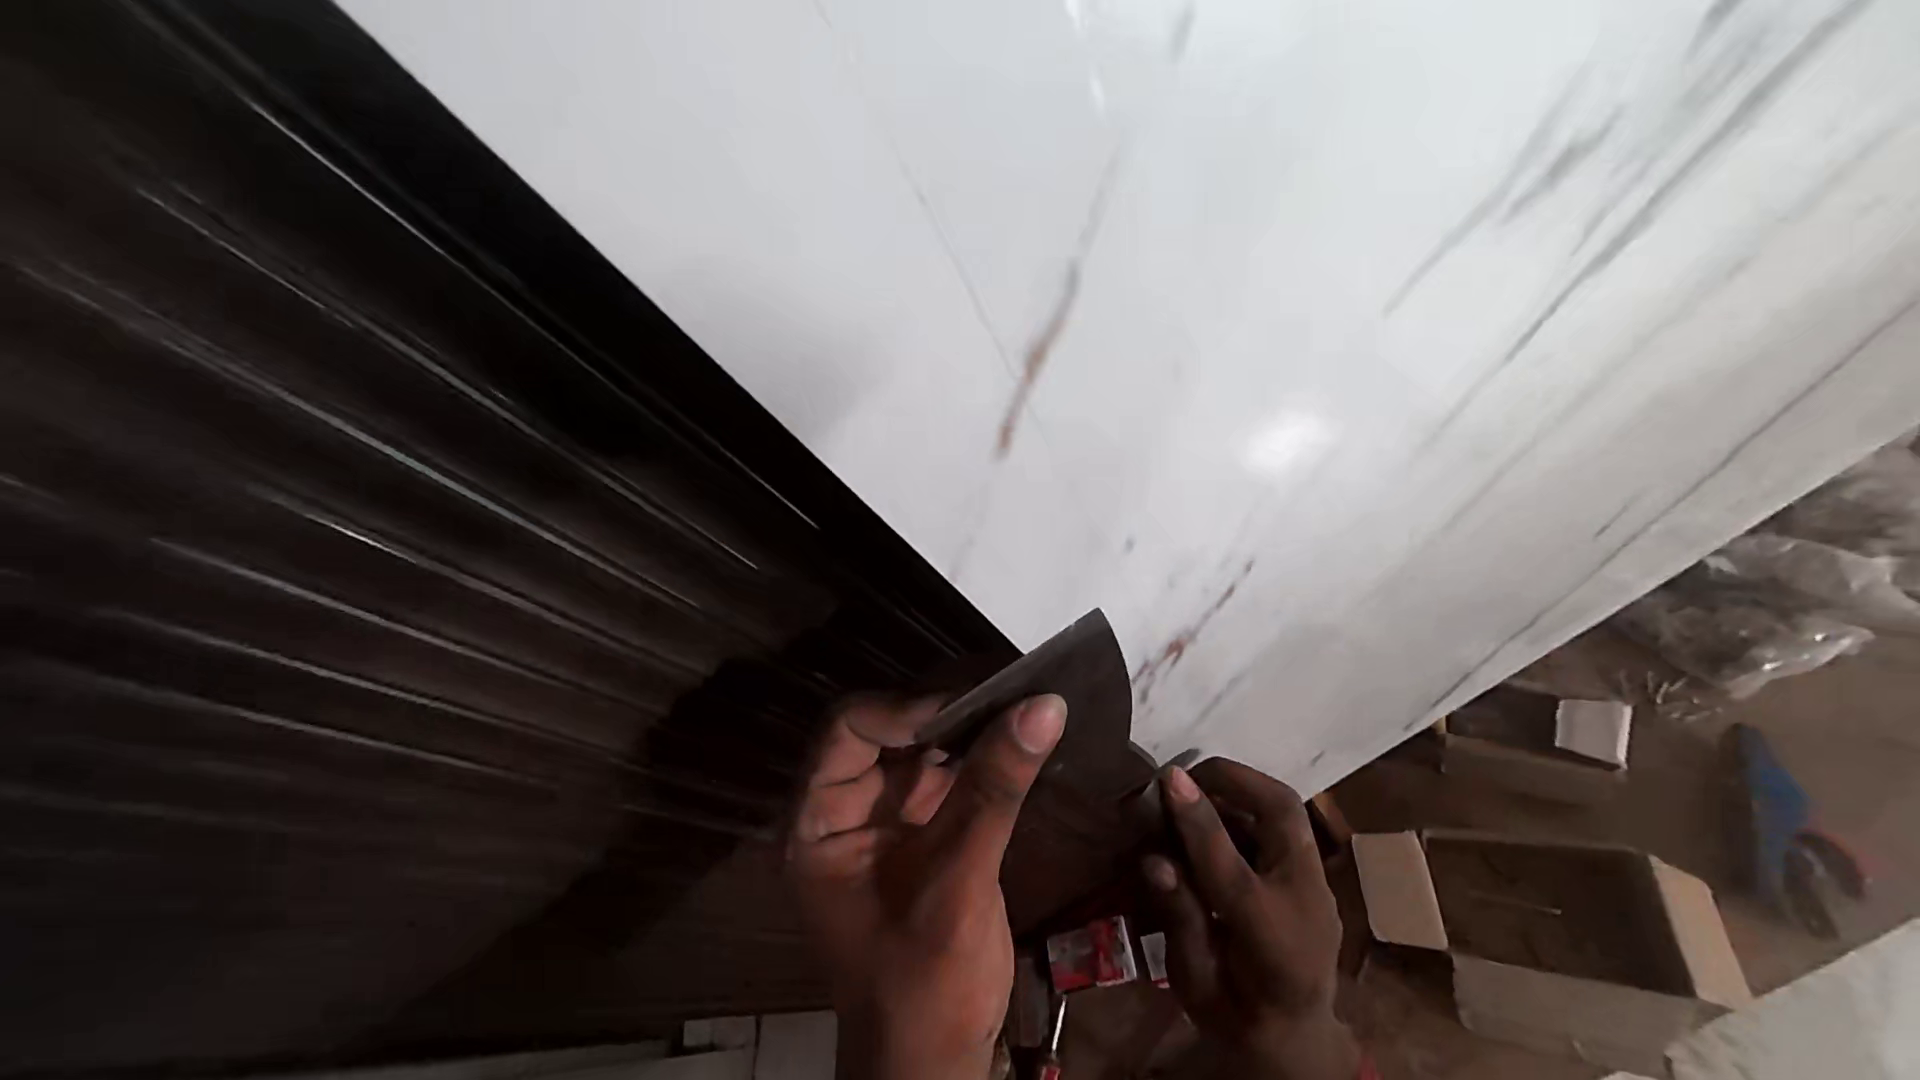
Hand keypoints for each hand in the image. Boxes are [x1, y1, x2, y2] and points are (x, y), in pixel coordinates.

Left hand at [787, 693, 1066, 1079]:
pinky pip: (955, 768)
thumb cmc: (923, 985)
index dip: (902, 706)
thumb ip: (993, 791)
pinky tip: (1021, 731)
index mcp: (820, 818)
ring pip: (926, 742)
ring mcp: (891, 812)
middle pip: (890, 726)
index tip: (969, 697)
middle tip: (1007, 679)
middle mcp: (850, 803)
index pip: (847, 729)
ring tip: (1022, 693)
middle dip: (945, 703)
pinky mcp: (929, 823)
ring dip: (971, 719)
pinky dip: (986, 749)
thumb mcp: (956, 883)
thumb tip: (1044, 706)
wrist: (936, 1060)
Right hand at [1142, 759, 1358, 1079]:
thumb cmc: (1235, 1016)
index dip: (1196, 817)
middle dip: (1233, 778)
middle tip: (1186, 774)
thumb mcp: (1193, 980)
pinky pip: (1285, 825)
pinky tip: (1215, 816)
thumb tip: (1153, 859)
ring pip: (1286, 811)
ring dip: (1239, 789)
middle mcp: (1305, 901)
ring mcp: (1319, 886)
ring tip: (1194, 789)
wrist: (1297, 1043)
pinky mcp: (1316, 877)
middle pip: (1282, 814)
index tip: (1167, 778)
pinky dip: (1247, 807)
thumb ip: (1178, 916)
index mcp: (1269, 939)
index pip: (1228, 865)